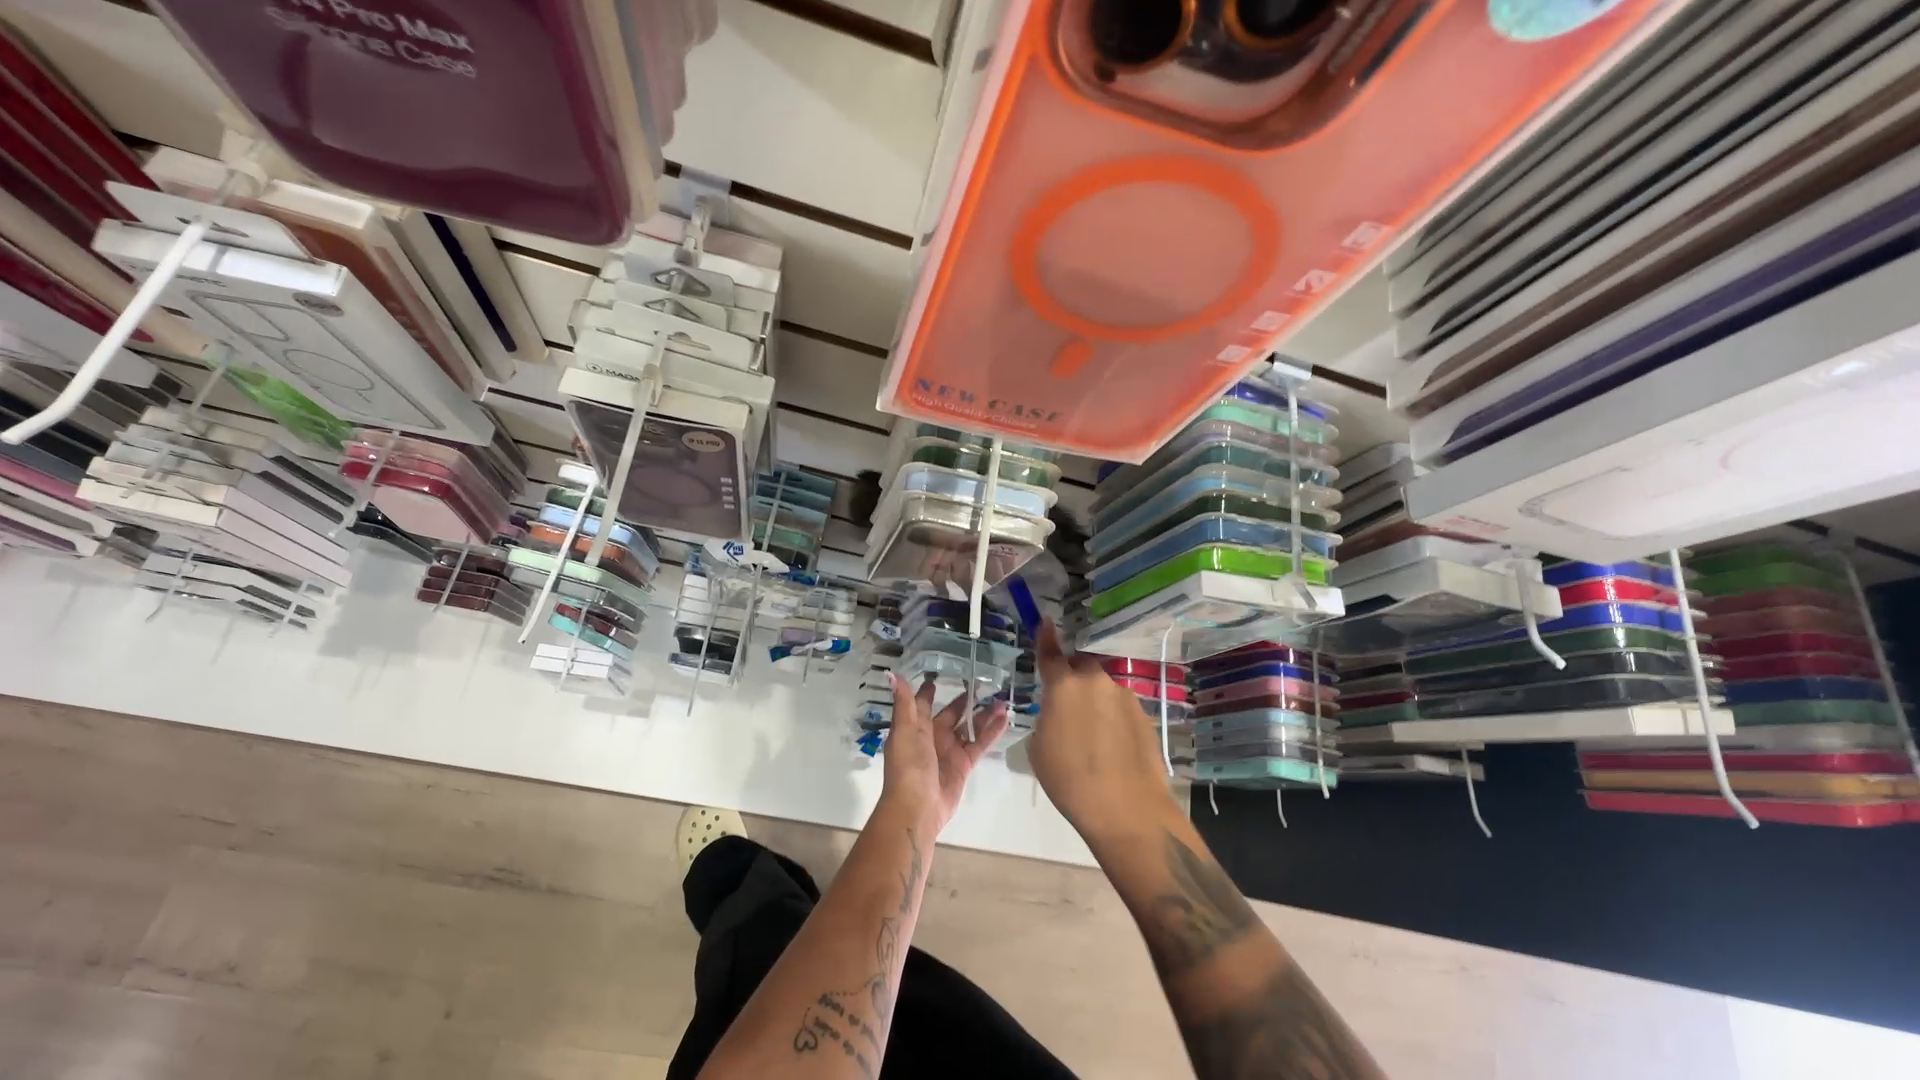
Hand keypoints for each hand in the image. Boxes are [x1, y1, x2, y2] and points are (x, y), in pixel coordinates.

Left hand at [881, 672, 1010, 832]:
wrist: (918, 806)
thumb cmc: (908, 764)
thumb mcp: (905, 730)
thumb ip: (904, 703)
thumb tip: (893, 674)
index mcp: (915, 727)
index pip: (924, 704)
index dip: (931, 690)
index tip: (943, 673)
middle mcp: (933, 737)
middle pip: (952, 714)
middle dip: (966, 701)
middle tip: (985, 684)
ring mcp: (949, 751)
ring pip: (969, 728)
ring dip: (984, 715)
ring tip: (1002, 700)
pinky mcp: (964, 765)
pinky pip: (979, 744)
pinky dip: (991, 732)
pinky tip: (1004, 719)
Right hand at [1028, 621, 1182, 849]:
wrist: (1127, 807)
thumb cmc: (1070, 780)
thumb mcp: (1039, 748)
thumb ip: (1047, 717)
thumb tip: (1060, 712)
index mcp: (1063, 686)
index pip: (1050, 654)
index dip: (1045, 639)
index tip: (1046, 622)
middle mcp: (1095, 682)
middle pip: (1080, 667)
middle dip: (1071, 677)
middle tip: (1064, 705)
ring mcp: (1124, 696)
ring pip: (1101, 688)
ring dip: (1093, 701)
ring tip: (1089, 736)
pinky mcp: (1143, 713)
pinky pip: (1118, 706)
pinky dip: (1110, 717)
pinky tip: (1109, 746)